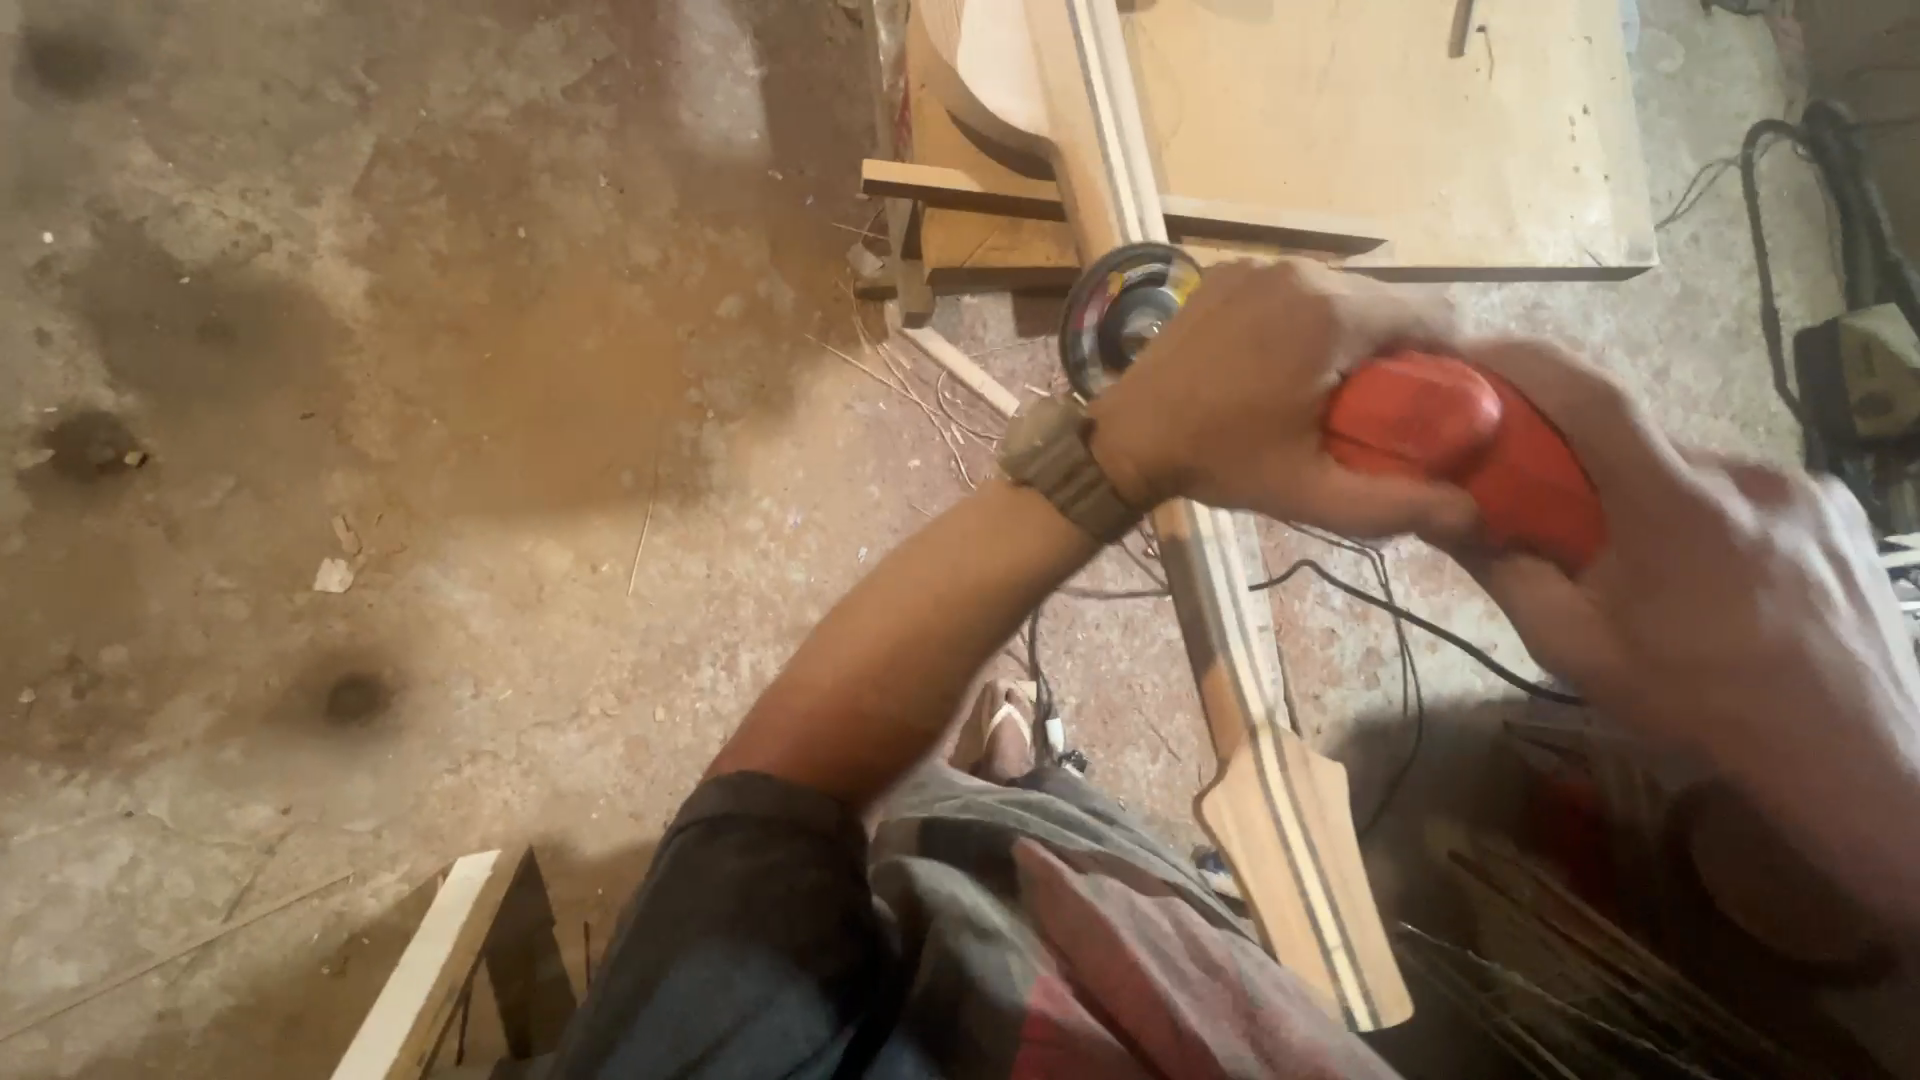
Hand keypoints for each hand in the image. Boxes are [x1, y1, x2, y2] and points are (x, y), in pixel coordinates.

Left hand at [1086, 258, 1477, 537]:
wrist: (1126, 438)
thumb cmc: (1218, 461)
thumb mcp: (1308, 492)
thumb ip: (1393, 504)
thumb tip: (1473, 514)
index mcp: (1334, 313)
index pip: (1435, 316)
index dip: (1443, 362)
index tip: (1422, 404)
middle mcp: (1302, 271)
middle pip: (1385, 301)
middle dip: (1390, 350)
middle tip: (1367, 405)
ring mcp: (1257, 267)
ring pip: (1337, 292)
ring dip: (1344, 333)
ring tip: (1319, 387)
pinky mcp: (1224, 274)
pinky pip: (1288, 289)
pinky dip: (1297, 319)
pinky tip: (1274, 363)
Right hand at [1455, 339, 1919, 921]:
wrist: (1857, 754)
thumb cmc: (1695, 699)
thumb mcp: (1572, 645)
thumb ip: (1506, 572)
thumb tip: (1447, 521)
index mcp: (1676, 506)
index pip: (1595, 401)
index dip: (1529, 365)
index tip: (1474, 355)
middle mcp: (1746, 476)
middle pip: (1636, 437)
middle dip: (1576, 457)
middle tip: (1542, 503)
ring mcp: (1802, 488)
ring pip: (1685, 465)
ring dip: (1638, 490)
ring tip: (1626, 555)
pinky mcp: (1833, 509)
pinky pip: (1734, 487)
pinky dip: (1690, 508)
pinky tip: (1694, 566)